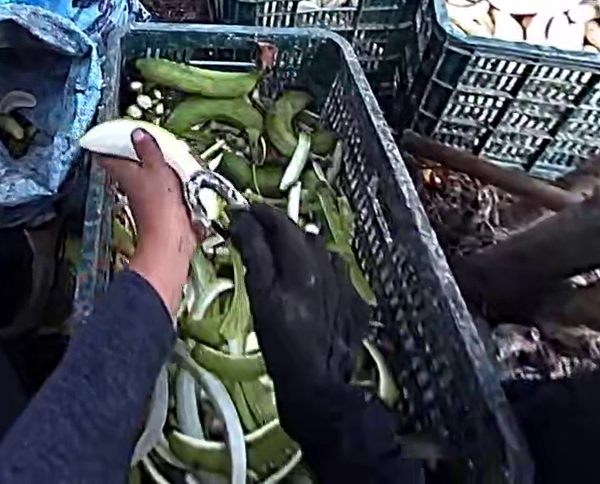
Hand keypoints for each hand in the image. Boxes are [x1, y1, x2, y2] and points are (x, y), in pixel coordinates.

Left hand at [102, 129, 196, 310]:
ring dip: (146, 167)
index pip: (106, 157)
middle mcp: (130, 186)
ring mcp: (143, 199)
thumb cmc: (159, 206)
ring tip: (155, 154)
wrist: (171, 240)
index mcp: (125, 173)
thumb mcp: (157, 167)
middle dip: (126, 155)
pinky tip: (173, 177)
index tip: (103, 137)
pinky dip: (162, 181)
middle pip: (122, 167)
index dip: (103, 146)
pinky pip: (157, 189)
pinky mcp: (159, 209)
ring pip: (139, 177)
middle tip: (131, 142)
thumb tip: (137, 132)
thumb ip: (148, 149)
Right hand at [227, 204, 369, 410]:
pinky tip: (311, 285)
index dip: (260, 212)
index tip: (244, 210)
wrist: (317, 388)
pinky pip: (336, 273)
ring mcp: (346, 284)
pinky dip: (320, 270)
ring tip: (283, 260)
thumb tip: (243, 221)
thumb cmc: (281, 342)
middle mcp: (328, 266)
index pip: (280, 222)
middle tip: (256, 234)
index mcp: (303, 263)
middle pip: (300, 233)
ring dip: (300, 248)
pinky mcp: (356, 302)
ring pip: (319, 251)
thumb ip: (253, 252)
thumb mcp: (259, 295)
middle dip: (277, 229)